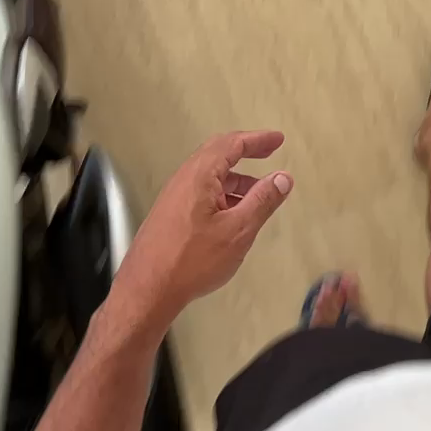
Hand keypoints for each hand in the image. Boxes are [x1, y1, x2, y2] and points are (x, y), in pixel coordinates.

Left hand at [110, 130, 294, 328]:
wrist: (146, 290)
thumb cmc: (194, 259)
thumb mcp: (238, 231)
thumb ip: (262, 201)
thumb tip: (283, 177)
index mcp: (201, 174)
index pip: (233, 144)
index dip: (258, 140)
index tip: (278, 139)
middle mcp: (185, 177)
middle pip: (219, 152)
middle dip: (246, 151)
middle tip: (270, 153)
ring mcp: (175, 195)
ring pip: (210, 174)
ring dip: (236, 177)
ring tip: (260, 192)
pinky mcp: (171, 212)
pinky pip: (202, 190)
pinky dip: (223, 192)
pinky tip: (234, 214)